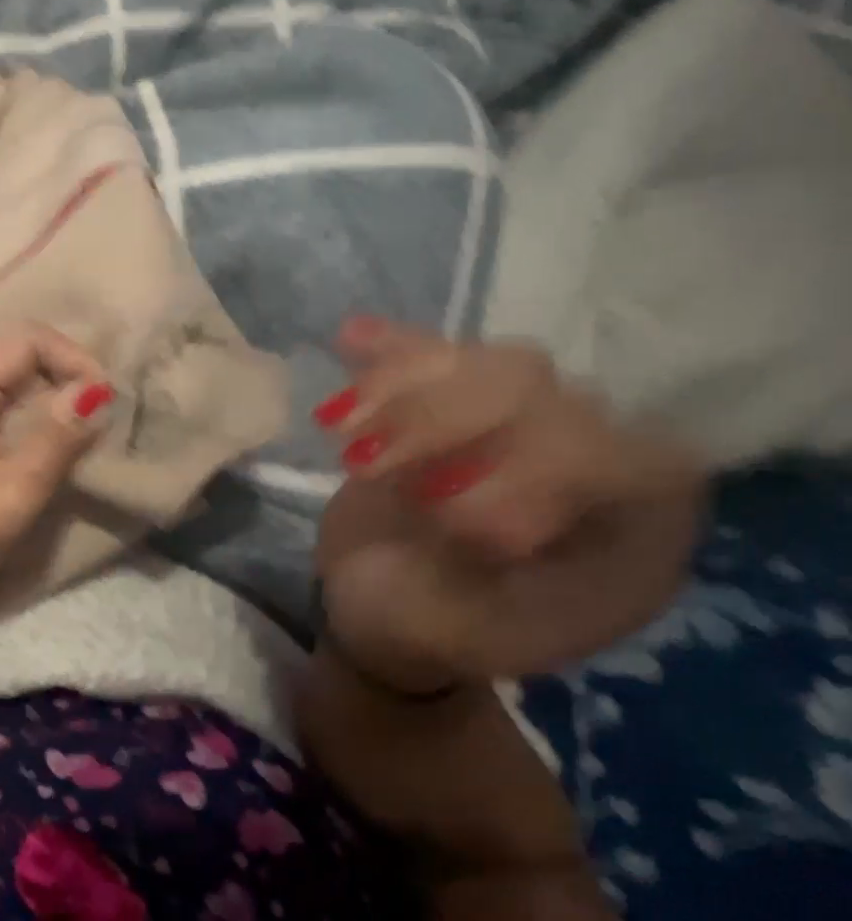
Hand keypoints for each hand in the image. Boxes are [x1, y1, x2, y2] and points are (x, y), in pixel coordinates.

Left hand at [0, 327, 114, 608]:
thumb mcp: (17, 490)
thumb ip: (58, 437)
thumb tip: (97, 394)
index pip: (27, 340)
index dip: (74, 358)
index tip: (104, 396)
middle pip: (15, 349)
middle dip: (63, 372)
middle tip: (98, 410)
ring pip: (5, 369)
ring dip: (45, 388)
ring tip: (79, 421)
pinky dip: (22, 402)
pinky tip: (44, 430)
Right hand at [312, 317, 702, 686]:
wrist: (378, 609)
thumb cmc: (429, 633)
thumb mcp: (461, 628)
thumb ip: (481, 572)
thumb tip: (462, 506)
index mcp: (628, 530)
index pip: (628, 460)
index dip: (543, 470)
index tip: (450, 517)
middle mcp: (591, 464)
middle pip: (551, 398)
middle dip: (449, 421)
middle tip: (364, 469)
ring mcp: (523, 427)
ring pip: (492, 368)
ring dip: (409, 388)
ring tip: (342, 432)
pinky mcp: (458, 408)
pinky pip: (438, 362)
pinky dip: (393, 349)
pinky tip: (349, 339)